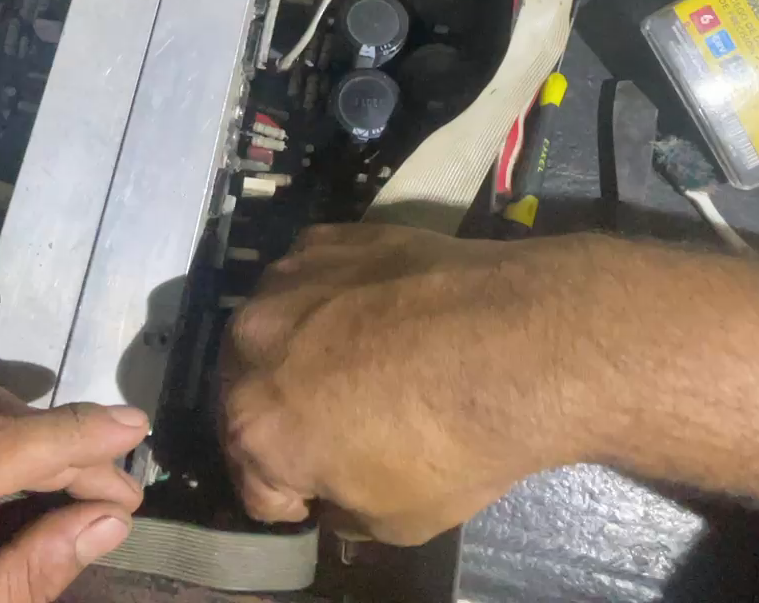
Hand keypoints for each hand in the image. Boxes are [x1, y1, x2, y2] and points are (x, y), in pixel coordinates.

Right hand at [221, 224, 586, 544]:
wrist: (510, 339)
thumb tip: (337, 486)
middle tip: (336, 419)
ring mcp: (285, 278)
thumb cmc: (448, 442)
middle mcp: (250, 342)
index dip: (293, 494)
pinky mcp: (323, 237)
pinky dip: (329, 297)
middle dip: (282, 411)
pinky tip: (376, 307)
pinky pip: (310, 278)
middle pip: (248, 390)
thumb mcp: (393, 522)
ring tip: (360, 354)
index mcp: (252, 422)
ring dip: (298, 346)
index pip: (255, 480)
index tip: (327, 487)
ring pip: (274, 325)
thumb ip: (341, 508)